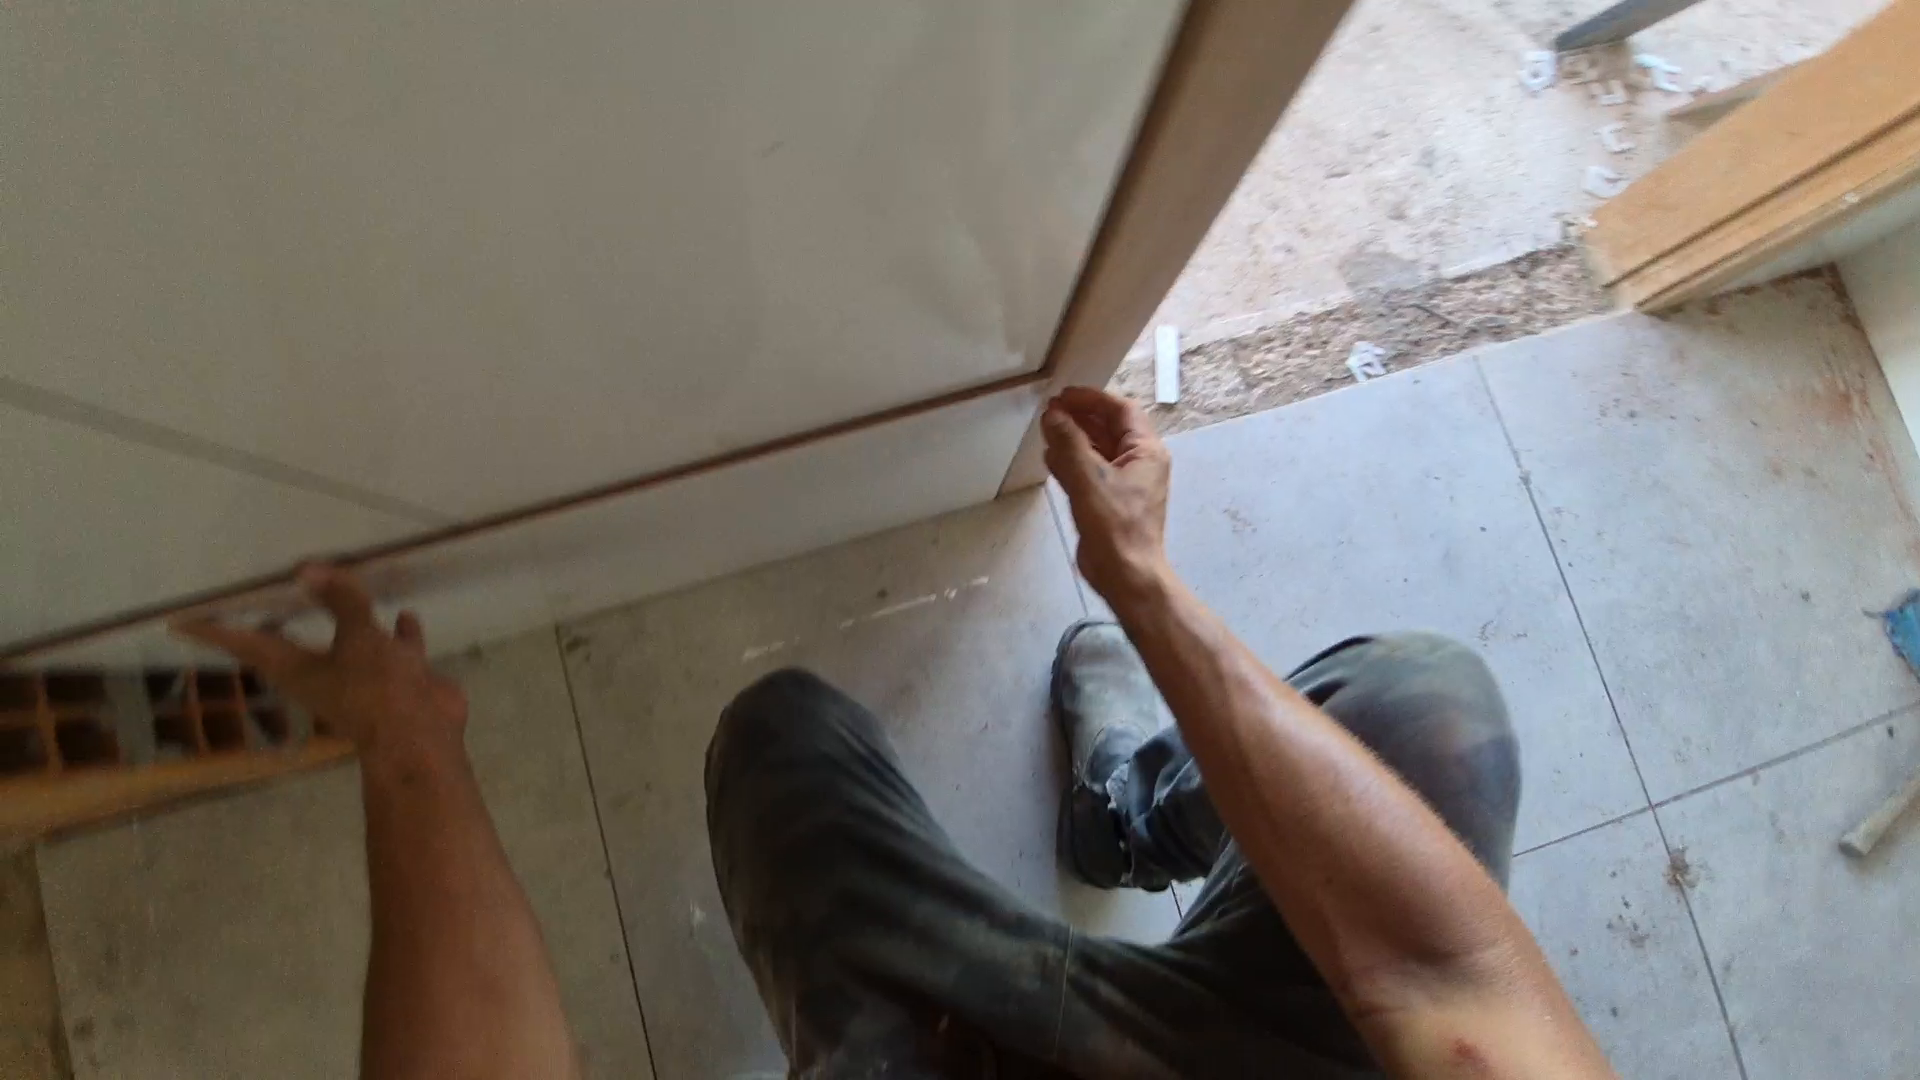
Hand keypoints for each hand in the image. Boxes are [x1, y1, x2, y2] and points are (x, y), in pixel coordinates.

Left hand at [172, 565, 467, 769]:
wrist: (418, 732)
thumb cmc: (375, 689)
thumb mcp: (358, 640)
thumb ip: (341, 604)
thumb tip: (308, 568)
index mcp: (295, 668)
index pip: (244, 644)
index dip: (214, 631)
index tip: (179, 623)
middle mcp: (323, 672)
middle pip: (290, 645)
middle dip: (276, 625)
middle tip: (261, 601)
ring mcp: (362, 676)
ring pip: (349, 643)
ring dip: (346, 621)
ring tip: (343, 595)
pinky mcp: (397, 677)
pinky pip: (395, 647)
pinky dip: (399, 631)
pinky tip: (405, 614)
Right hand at [1041, 386, 1173, 603]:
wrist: (1125, 574)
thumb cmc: (1114, 526)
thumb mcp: (1089, 478)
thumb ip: (1069, 442)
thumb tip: (1052, 415)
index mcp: (1146, 451)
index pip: (1121, 410)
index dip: (1092, 399)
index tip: (1063, 396)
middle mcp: (1139, 463)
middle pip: (1108, 428)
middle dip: (1080, 417)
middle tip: (1050, 410)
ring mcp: (1124, 483)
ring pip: (1097, 450)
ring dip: (1073, 438)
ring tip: (1046, 430)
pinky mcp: (1107, 501)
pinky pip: (1089, 471)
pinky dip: (1070, 461)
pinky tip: (1050, 458)